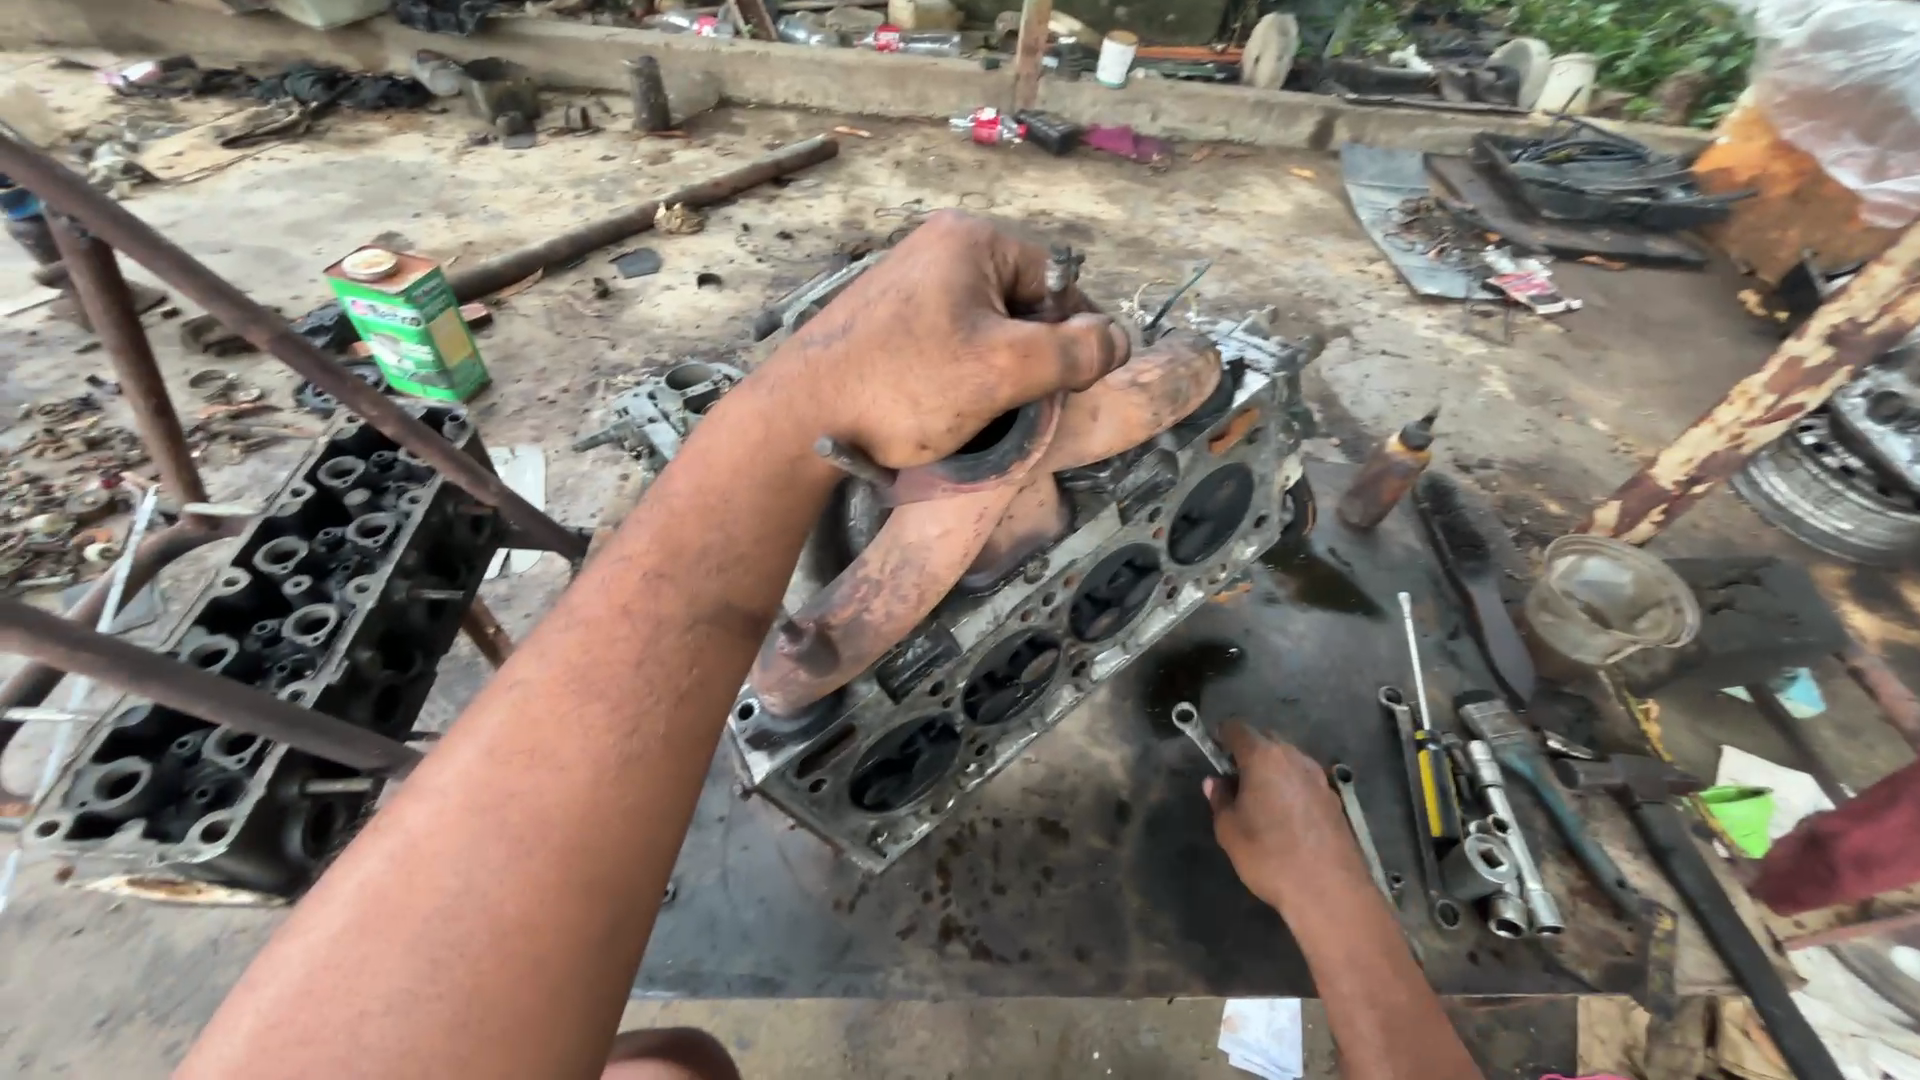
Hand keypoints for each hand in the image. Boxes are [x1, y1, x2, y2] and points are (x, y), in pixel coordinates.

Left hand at [759, 210, 1131, 467]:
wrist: (802, 419)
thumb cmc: (906, 388)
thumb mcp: (1005, 370)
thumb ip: (1075, 352)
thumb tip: (1120, 339)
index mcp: (970, 240)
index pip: (1056, 281)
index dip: (1071, 336)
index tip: (1063, 385)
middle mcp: (936, 248)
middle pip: (1020, 304)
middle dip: (1028, 356)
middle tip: (1013, 403)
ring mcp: (905, 283)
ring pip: (983, 329)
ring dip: (993, 371)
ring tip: (973, 409)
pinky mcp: (884, 320)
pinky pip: (945, 342)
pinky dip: (956, 373)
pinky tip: (941, 405)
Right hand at [1205, 723, 1376, 912]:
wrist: (1332, 892)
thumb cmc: (1269, 856)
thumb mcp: (1229, 830)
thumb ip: (1220, 800)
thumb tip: (1216, 783)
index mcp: (1263, 757)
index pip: (1237, 728)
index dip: (1222, 736)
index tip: (1215, 755)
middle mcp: (1294, 758)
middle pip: (1266, 740)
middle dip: (1249, 752)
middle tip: (1236, 781)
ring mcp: (1319, 778)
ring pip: (1289, 760)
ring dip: (1273, 770)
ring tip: (1262, 802)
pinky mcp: (1335, 801)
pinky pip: (1305, 781)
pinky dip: (1292, 788)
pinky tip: (1287, 819)